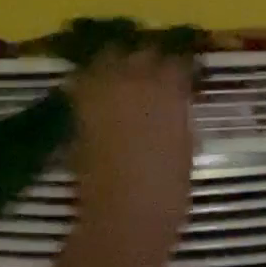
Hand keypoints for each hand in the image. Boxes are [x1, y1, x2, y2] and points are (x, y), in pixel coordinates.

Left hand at [68, 49, 194, 243]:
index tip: (184, 73)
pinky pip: (85, 80)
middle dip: (149, 58)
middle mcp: (135, 80)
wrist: (125, 214)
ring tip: (125, 73)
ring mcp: (104, 91)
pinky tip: (101, 91)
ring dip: (119, 61)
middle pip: (143, 52)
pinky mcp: (80, 107)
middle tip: (155, 70)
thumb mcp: (185, 145)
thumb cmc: (168, 188)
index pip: (177, 61)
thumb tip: (174, 101)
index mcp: (168, 90)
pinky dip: (93, 80)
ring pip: (109, 56)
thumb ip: (177, 113)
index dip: (181, 66)